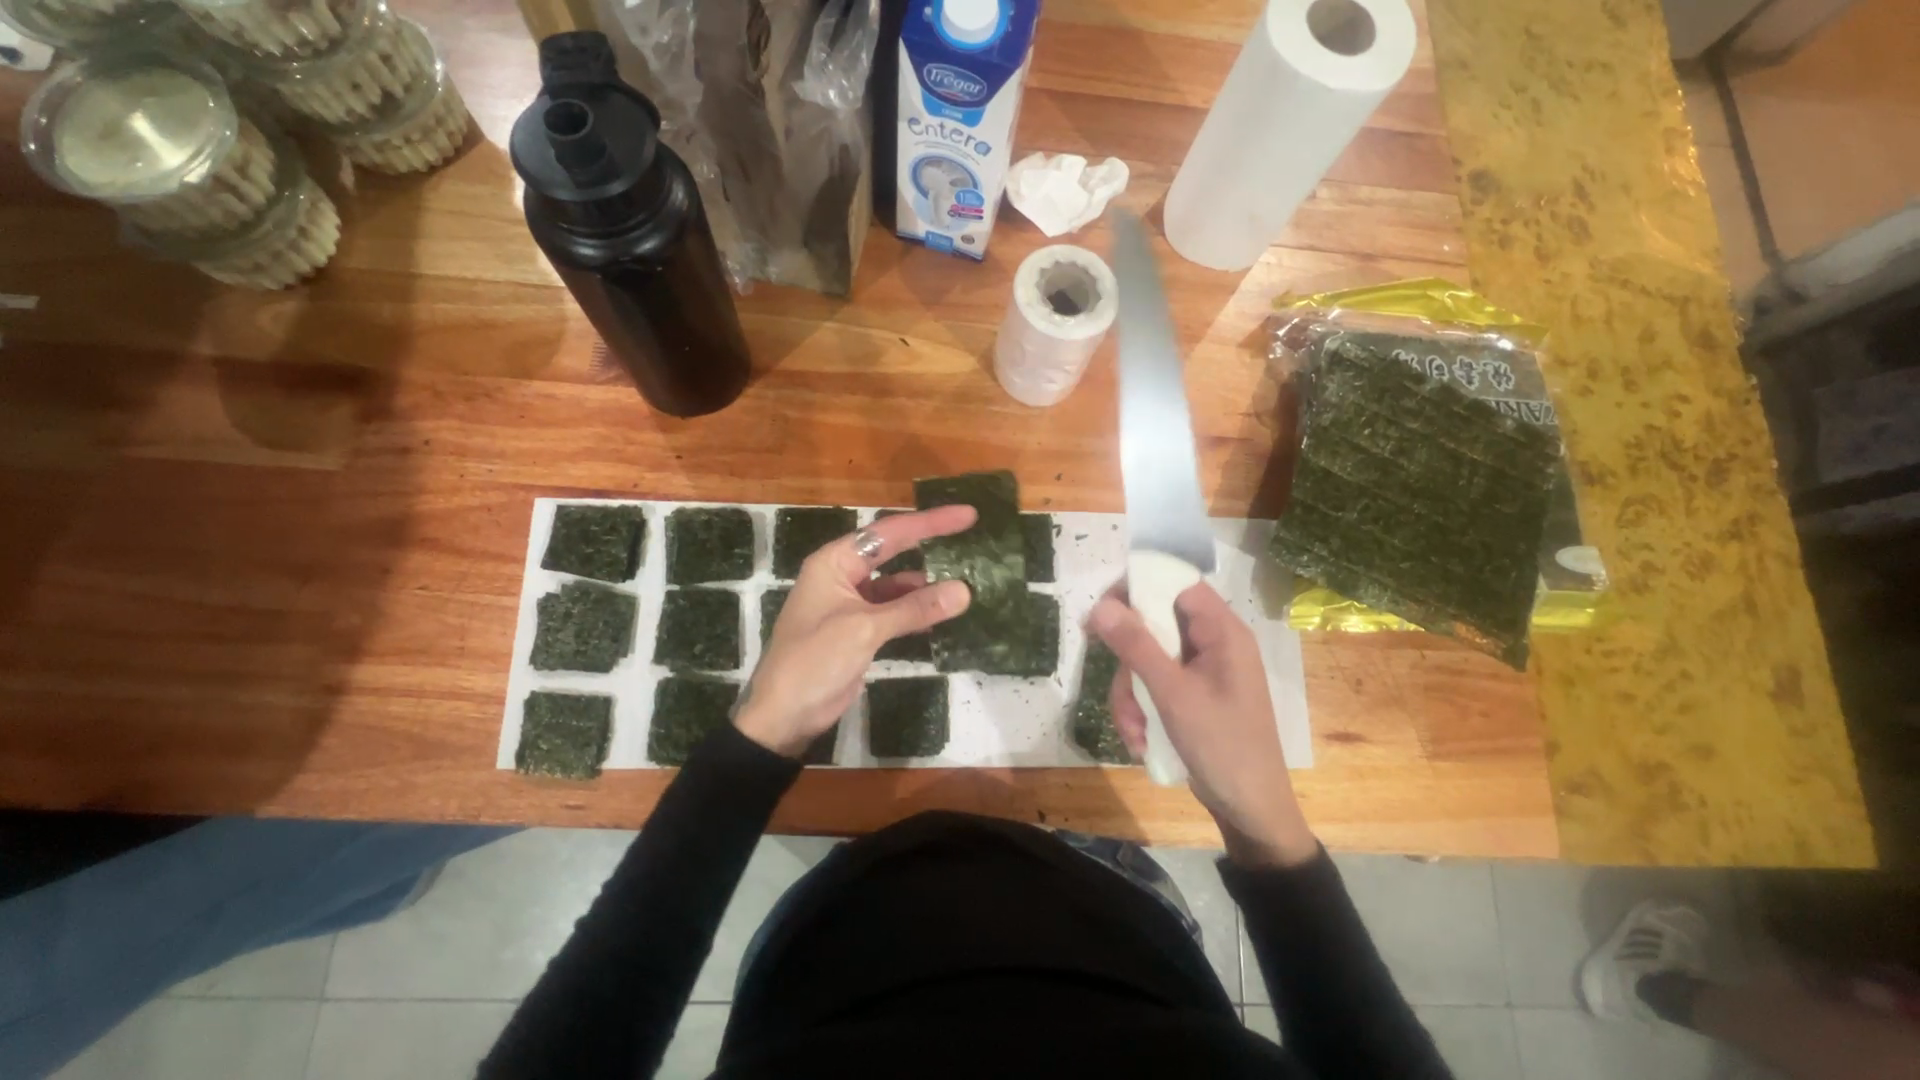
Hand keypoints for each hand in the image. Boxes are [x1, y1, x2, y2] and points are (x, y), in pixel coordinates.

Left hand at [735, 506, 975, 757]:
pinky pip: (893, 611)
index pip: (888, 533)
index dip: (930, 522)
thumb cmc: (815, 660)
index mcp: (834, 563)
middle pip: (892, 552)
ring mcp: (849, 605)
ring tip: (966, 578)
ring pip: (895, 585)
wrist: (783, 715)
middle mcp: (841, 576)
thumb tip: (964, 590)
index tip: (968, 516)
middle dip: (929, 543)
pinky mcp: (857, 632)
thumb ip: (914, 609)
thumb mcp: (865, 630)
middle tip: (970, 534)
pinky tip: (943, 612)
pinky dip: (916, 611)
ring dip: (926, 584)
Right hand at [1089, 582, 1317, 867]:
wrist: (1251, 809)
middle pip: (1155, 626)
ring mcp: (1204, 673)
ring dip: (1132, 695)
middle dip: (1130, 663)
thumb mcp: (1173, 695)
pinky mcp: (1193, 698)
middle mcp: (1215, 645)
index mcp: (1223, 633)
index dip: (1139, 589)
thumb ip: (1136, 646)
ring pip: (1149, 661)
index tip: (1103, 610)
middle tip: (1114, 684)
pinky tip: (1141, 740)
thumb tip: (1101, 605)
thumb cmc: (1222, 746)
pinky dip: (1143, 710)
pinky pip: (1156, 687)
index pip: (1177, 584)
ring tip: (1134, 730)